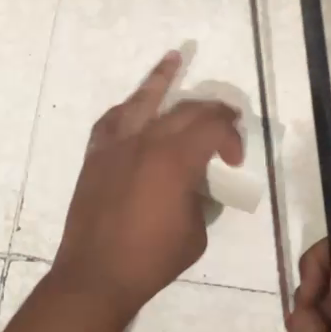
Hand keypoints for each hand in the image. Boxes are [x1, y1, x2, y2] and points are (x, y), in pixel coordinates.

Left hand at [51, 51, 243, 320]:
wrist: (96, 273)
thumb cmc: (153, 258)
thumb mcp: (196, 231)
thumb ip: (201, 197)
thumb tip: (196, 183)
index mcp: (176, 159)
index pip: (214, 128)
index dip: (232, 137)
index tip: (234, 160)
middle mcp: (146, 141)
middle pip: (185, 109)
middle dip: (211, 110)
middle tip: (226, 117)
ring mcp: (117, 145)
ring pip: (143, 100)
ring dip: (162, 78)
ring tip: (174, 58)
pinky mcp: (96, 156)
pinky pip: (112, 121)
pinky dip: (127, 109)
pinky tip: (134, 106)